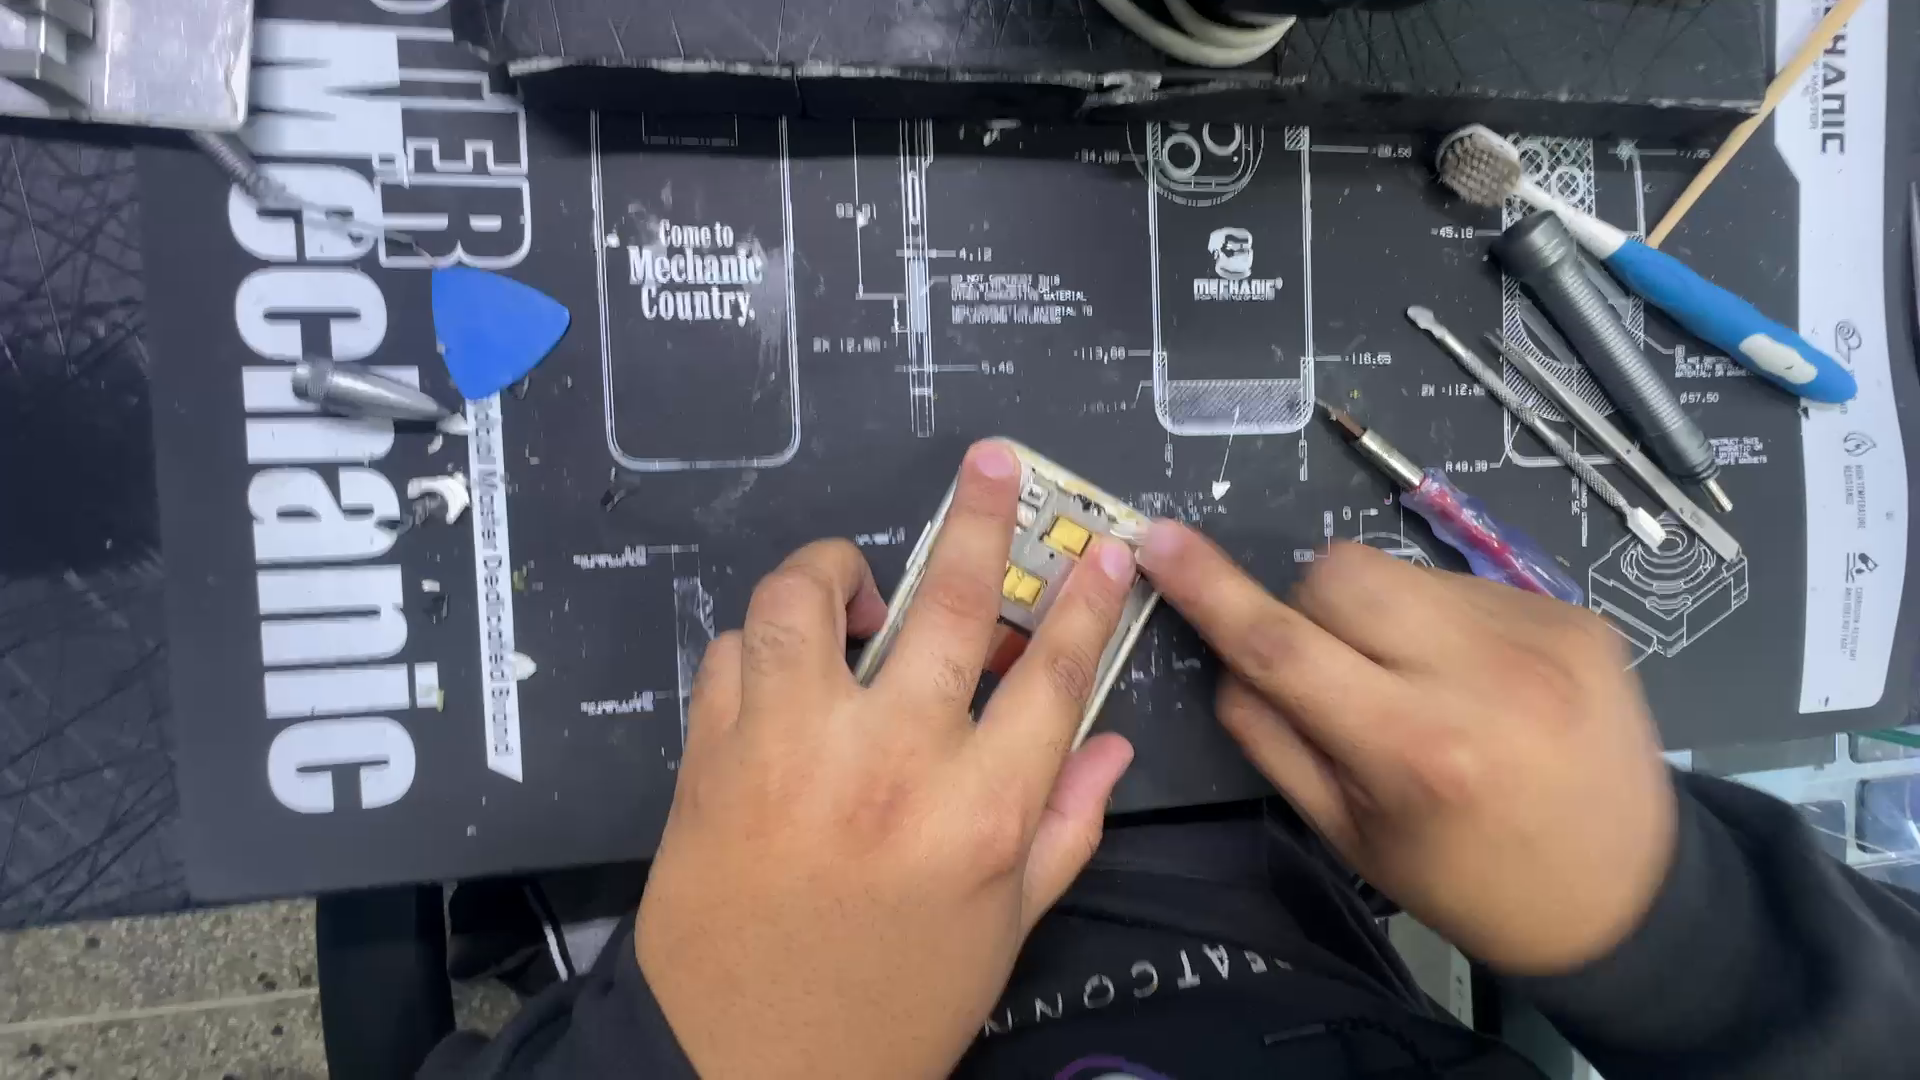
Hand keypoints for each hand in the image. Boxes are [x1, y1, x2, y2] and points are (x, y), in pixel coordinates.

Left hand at [637, 440, 1140, 1077]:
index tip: (1103, 548)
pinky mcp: (710, 756)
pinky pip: (731, 654)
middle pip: (946, 607)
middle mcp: (889, 763)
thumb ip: (1066, 825)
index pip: (1054, 675)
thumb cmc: (893, 1006)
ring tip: (852, 595)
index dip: (1086, 600)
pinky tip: (783, 678)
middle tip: (990, 463)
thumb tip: (1111, 742)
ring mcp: (788, 750)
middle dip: (979, 521)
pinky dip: (760, 647)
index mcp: (978, 814)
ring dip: (831, 573)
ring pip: (801, 604)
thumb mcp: (1004, 930)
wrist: (735, 1074)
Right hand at [1137, 524, 1676, 975]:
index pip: (1280, 647)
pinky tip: (1469, 673)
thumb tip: (1228, 652)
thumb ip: (1265, 733)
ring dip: (1371, 612)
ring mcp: (1540, 632)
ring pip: (1389, 569)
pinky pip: (1449, 580)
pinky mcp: (1574, 611)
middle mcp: (1482, 675)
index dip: (1209, 588)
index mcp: (1412, 748)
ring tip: (1414, 675)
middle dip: (1307, 607)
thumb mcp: (1339, 830)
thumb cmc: (1459, 875)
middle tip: (1335, 667)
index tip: (1159, 540)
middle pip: (1336, 573)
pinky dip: (1430, 618)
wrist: (1632, 899)